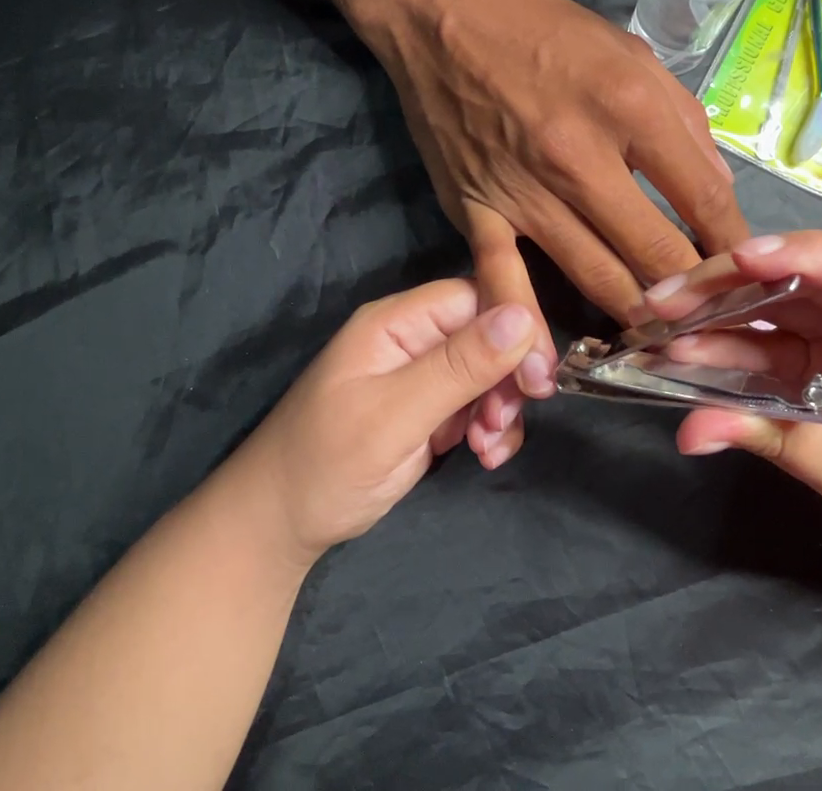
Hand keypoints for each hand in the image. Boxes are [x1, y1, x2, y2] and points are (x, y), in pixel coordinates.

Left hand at [231, 279, 535, 563]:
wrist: (282, 523)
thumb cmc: (326, 463)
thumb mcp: (394, 415)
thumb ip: (458, 367)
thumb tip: (522, 316)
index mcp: (395, 323)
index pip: (474, 297)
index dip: (515, 328)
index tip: (538, 378)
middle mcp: (412, 340)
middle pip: (489, 335)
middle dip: (508, 377)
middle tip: (505, 419)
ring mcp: (422, 377)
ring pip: (490, 374)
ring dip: (502, 408)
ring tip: (487, 447)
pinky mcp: (430, 412)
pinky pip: (479, 406)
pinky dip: (492, 429)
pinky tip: (485, 456)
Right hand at [353, 0, 749, 467]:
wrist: (442, 18)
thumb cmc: (546, 30)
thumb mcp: (633, 54)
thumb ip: (684, 125)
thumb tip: (714, 194)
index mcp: (630, 108)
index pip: (704, 200)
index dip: (737, 250)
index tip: (754, 281)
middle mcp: (580, 160)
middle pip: (657, 255)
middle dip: (697, 300)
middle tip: (720, 328)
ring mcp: (524, 195)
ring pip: (597, 280)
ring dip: (638, 320)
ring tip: (666, 345)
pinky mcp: (478, 214)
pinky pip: (505, 284)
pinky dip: (527, 333)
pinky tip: (550, 376)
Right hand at [642, 232, 821, 562]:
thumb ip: (785, 443)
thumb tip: (691, 430)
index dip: (820, 257)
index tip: (746, 259)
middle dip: (739, 280)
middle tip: (664, 300)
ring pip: (788, 291)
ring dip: (722, 302)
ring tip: (657, 321)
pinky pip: (776, 326)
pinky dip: (730, 334)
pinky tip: (683, 345)